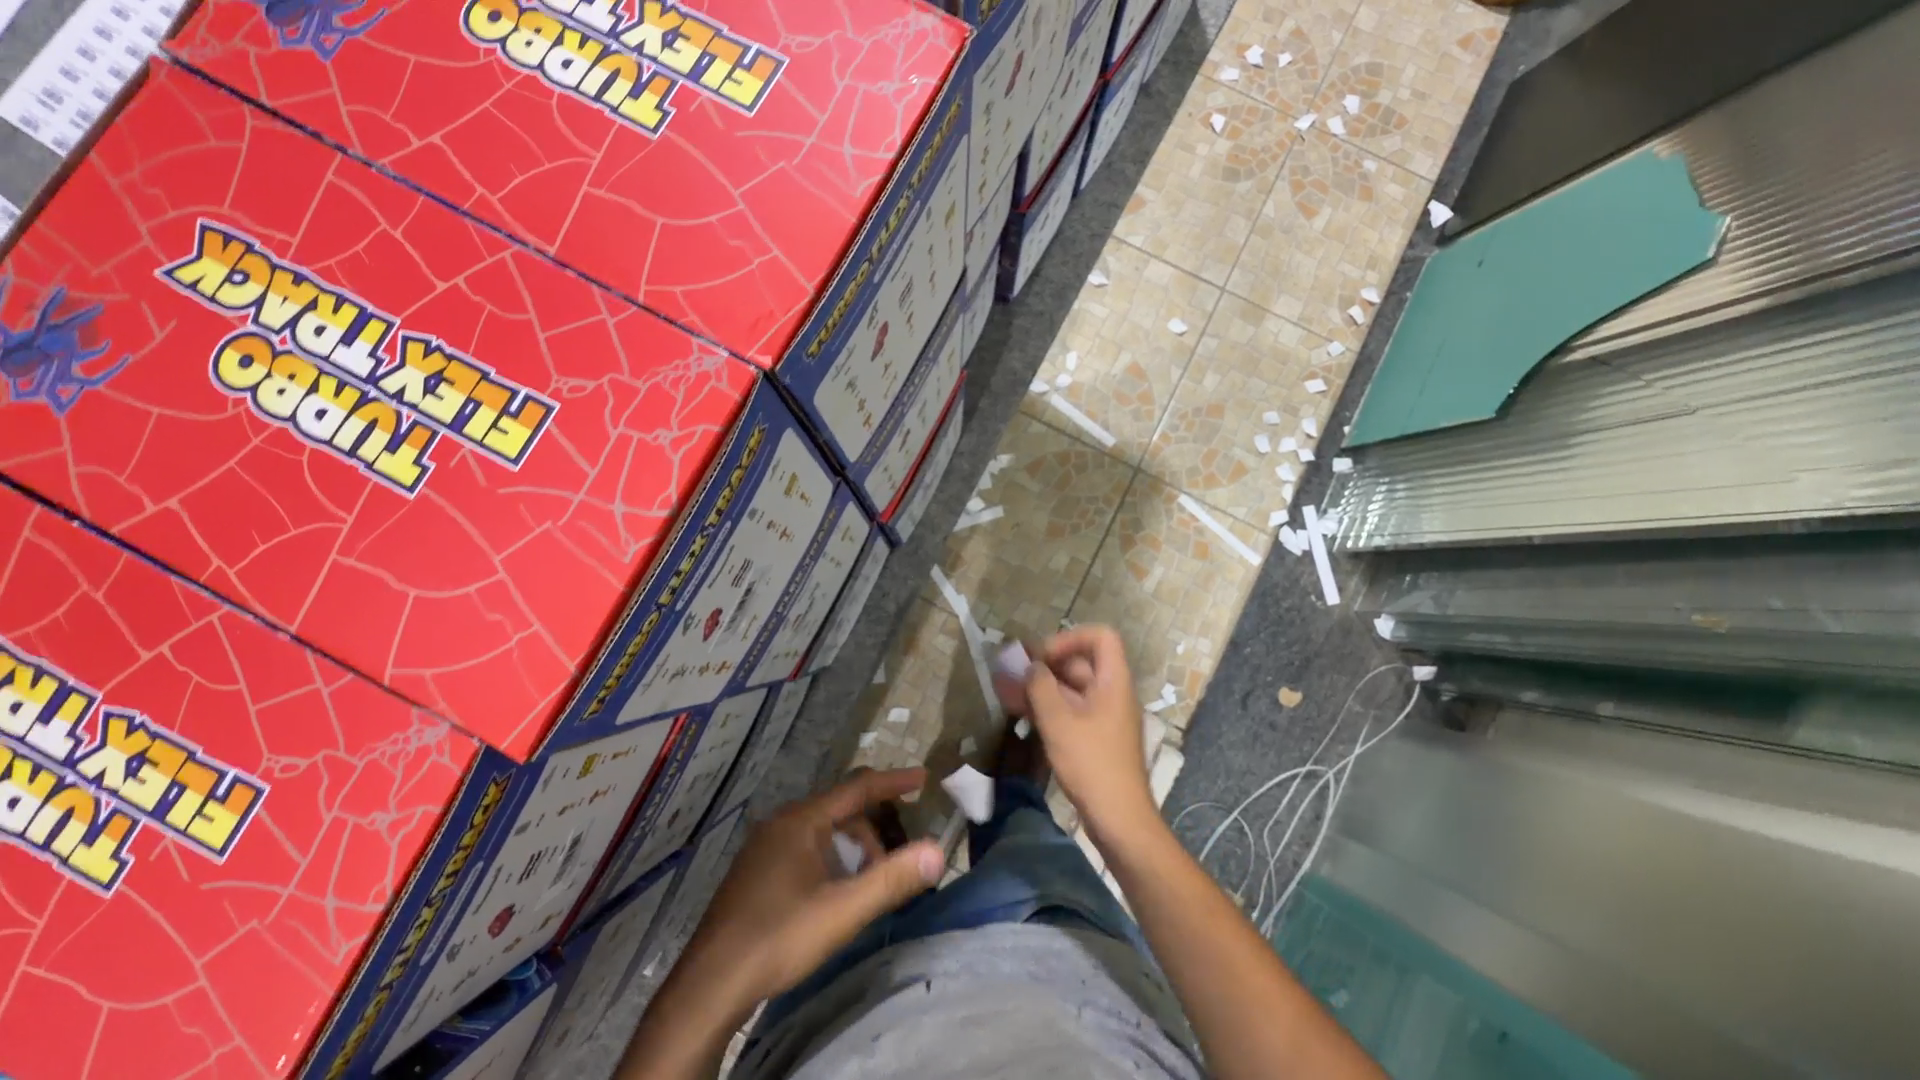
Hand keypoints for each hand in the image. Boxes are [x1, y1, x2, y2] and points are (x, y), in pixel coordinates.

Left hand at [680, 768, 946, 1005]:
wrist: (712, 983)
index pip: (857, 789)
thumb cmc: (780, 937)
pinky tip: (832, 900)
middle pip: (841, 814)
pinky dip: (830, 865)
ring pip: (822, 837)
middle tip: (892, 871)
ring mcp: (763, 851)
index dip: (893, 782)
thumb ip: (892, 879)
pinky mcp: (755, 876)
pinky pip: (804, 854)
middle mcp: (780, 825)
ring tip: (865, 891)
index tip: (924, 777)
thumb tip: (937, 851)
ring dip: (851, 855)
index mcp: (801, 822)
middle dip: (873, 836)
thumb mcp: (844, 910)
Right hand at [1023, 625, 1157, 840]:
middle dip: (1045, 665)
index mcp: (1113, 682)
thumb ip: (1041, 687)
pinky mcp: (1094, 739)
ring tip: (1006, 692)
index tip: (1042, 658)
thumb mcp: (1059, 722)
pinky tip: (1020, 714)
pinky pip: (1070, 712)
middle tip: (1012, 673)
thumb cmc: (1091, 763)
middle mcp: (1112, 694)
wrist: (1118, 817)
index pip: (1100, 637)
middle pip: (1080, 664)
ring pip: (1071, 690)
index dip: (1069, 639)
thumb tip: (1031, 667)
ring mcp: (1104, 718)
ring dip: (1041, 688)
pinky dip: (1047, 709)